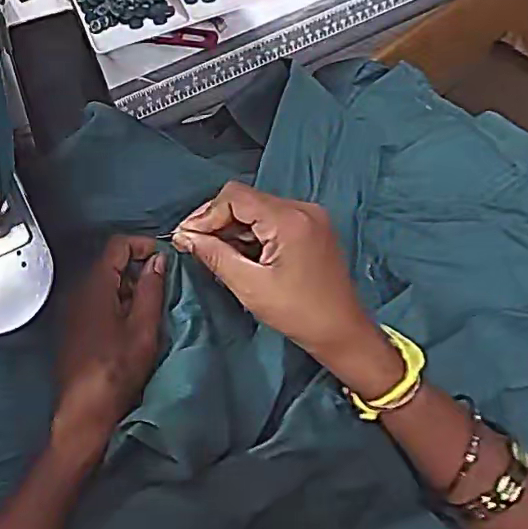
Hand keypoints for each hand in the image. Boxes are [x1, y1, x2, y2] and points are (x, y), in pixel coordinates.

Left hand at [52, 235, 167, 455]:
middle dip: (137, 268)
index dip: (142, 244)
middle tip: (162, 286)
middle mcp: (78, 291)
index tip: (163, 258)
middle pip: (109, 263)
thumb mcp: (143, 326)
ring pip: (104, 283)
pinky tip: (130, 326)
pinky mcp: (73, 326)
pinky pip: (96, 301)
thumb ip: (151, 288)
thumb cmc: (117, 369)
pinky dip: (116, 303)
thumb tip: (157, 260)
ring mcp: (72, 309)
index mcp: (95, 285)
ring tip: (149, 310)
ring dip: (128, 287)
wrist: (85, 409)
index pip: (117, 245)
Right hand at [171, 182, 402, 394]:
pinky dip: (250, 232)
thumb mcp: (249, 285)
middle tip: (193, 244)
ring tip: (212, 251)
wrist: (342, 331)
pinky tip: (237, 252)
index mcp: (289, 219)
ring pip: (256, 208)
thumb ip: (214, 255)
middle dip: (215, 220)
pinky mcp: (311, 227)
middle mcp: (302, 208)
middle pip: (244, 199)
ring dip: (231, 227)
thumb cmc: (297, 313)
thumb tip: (185, 236)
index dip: (205, 215)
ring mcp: (309, 216)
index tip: (186, 238)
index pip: (234, 197)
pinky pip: (271, 218)